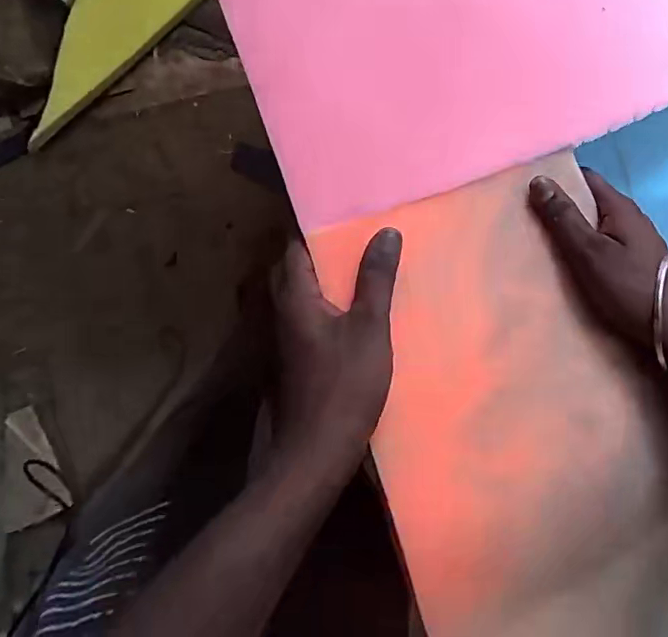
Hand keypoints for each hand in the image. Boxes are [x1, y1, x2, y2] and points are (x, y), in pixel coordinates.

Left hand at [269, 231, 399, 472]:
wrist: (315, 454)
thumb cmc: (344, 385)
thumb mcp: (369, 328)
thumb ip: (375, 279)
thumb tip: (385, 232)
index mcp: (295, 299)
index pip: (293, 249)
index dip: (313, 228)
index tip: (340, 213)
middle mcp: (283, 314)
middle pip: (292, 271)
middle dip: (316, 251)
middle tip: (352, 237)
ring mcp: (286, 341)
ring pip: (299, 295)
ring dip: (322, 278)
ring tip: (358, 266)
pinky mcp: (295, 361)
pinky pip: (307, 317)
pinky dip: (325, 303)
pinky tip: (353, 310)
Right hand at [527, 170, 667, 358]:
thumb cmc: (629, 286)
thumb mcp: (589, 251)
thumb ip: (563, 217)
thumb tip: (539, 179)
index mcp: (619, 207)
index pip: (585, 177)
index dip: (558, 180)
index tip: (531, 191)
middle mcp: (631, 217)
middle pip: (590, 202)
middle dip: (563, 208)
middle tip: (530, 220)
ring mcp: (637, 240)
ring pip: (598, 226)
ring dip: (575, 231)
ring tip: (546, 244)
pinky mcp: (638, 262)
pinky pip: (606, 245)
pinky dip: (588, 249)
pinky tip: (575, 266)